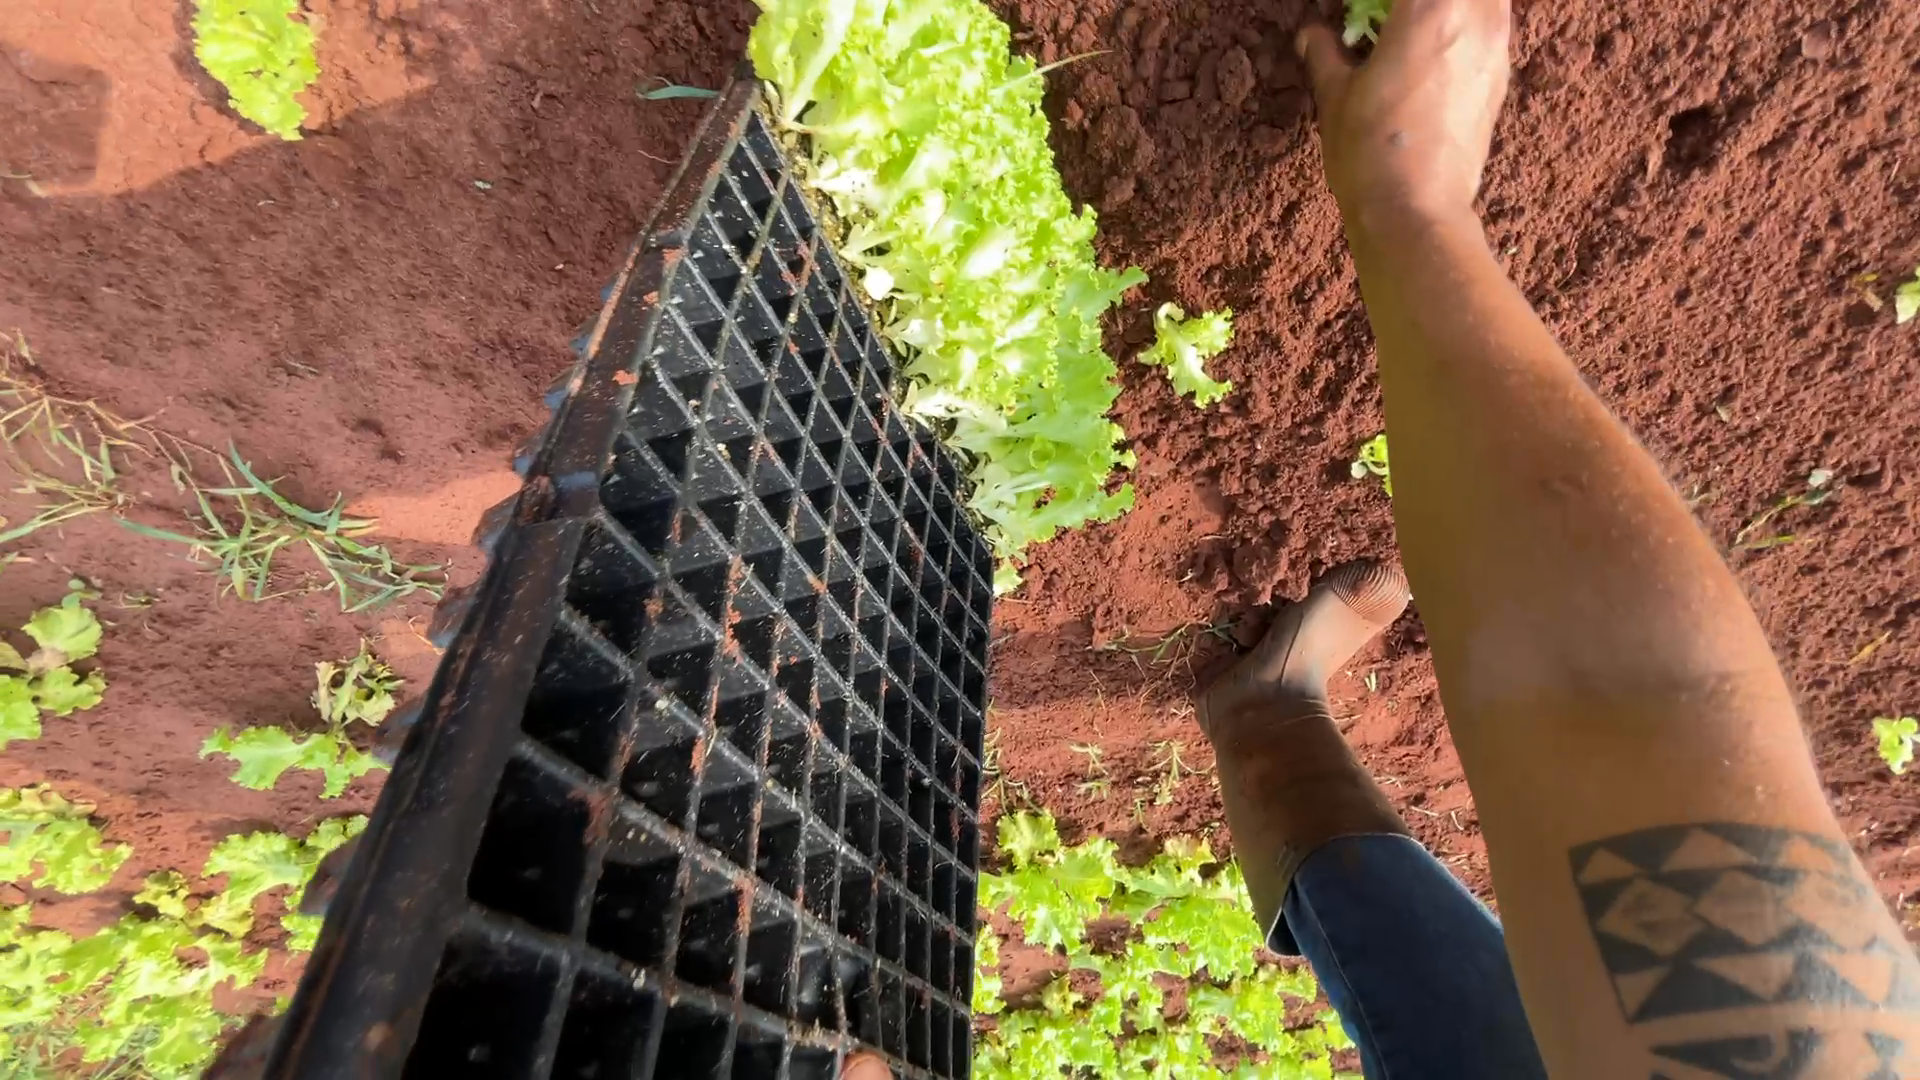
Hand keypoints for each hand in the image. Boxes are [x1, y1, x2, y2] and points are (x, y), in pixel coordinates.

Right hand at [1296, 0, 1510, 230]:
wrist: (1414, 210)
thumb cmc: (1368, 152)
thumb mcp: (1335, 100)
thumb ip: (1325, 55)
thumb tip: (1311, 34)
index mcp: (1428, 5)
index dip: (1373, 0)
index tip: (1358, 10)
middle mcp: (1476, 9)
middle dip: (1411, 4)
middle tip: (1383, 20)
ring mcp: (1498, 39)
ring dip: (1442, 9)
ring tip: (1410, 37)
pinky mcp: (1503, 71)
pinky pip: (1488, 23)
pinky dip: (1461, 26)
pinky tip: (1431, 62)